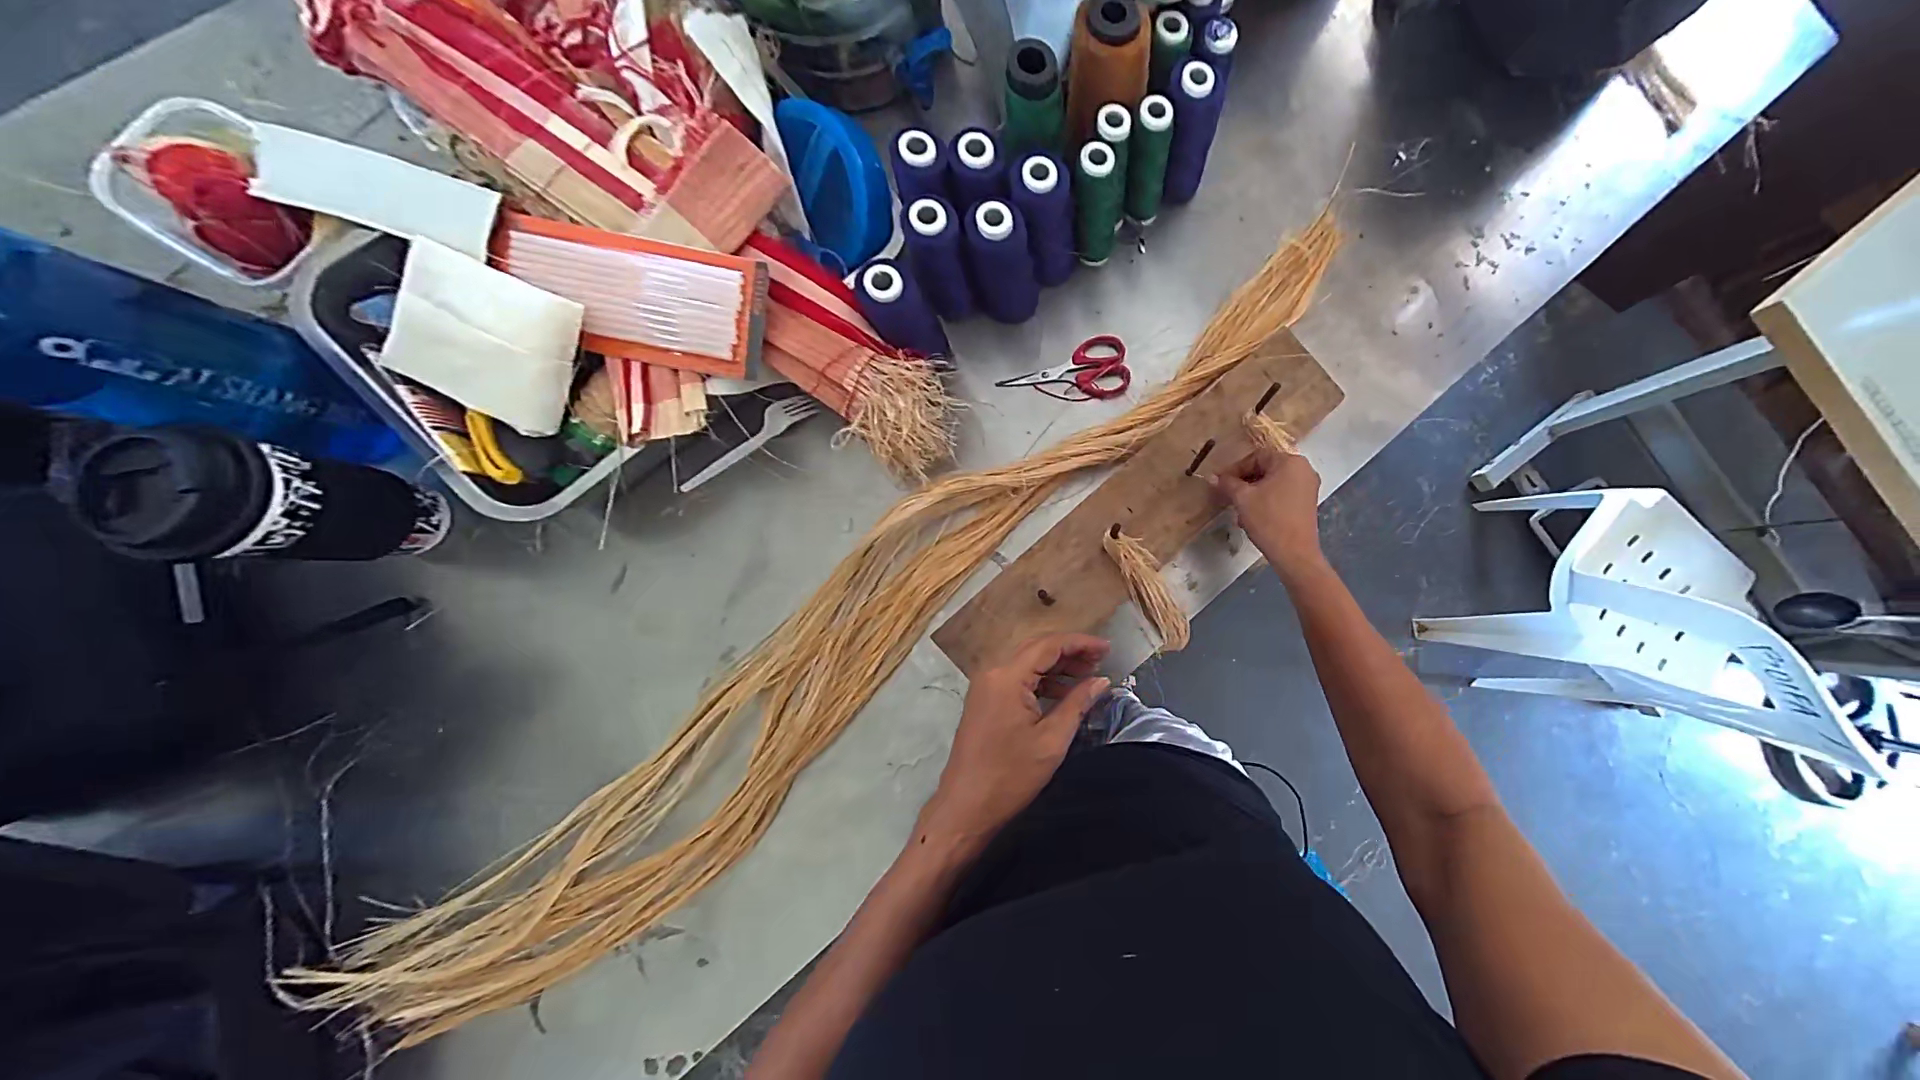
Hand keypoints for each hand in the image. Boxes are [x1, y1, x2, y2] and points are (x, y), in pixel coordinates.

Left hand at [918, 633, 1110, 848]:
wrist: (967, 805)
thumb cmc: (1011, 775)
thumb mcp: (1052, 740)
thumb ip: (1077, 703)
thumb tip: (1101, 681)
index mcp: (1007, 677)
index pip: (1048, 645)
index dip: (1081, 643)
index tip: (1108, 648)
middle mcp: (993, 673)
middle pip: (1035, 648)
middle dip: (1070, 651)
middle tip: (1101, 661)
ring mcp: (985, 686)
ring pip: (1026, 662)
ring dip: (1056, 666)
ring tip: (1088, 678)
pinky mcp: (984, 700)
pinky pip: (1016, 679)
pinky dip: (1040, 681)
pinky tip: (1063, 694)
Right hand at [1210, 444, 1326, 581]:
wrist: (1294, 552)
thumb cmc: (1268, 519)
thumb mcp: (1242, 499)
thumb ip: (1227, 483)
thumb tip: (1213, 477)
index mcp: (1290, 462)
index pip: (1257, 457)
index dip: (1235, 468)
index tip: (1220, 482)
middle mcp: (1303, 470)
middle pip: (1266, 468)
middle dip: (1243, 482)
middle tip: (1227, 494)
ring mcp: (1308, 487)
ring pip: (1272, 483)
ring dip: (1252, 492)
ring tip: (1238, 508)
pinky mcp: (1307, 502)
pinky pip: (1281, 493)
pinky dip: (1265, 500)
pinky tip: (1252, 515)